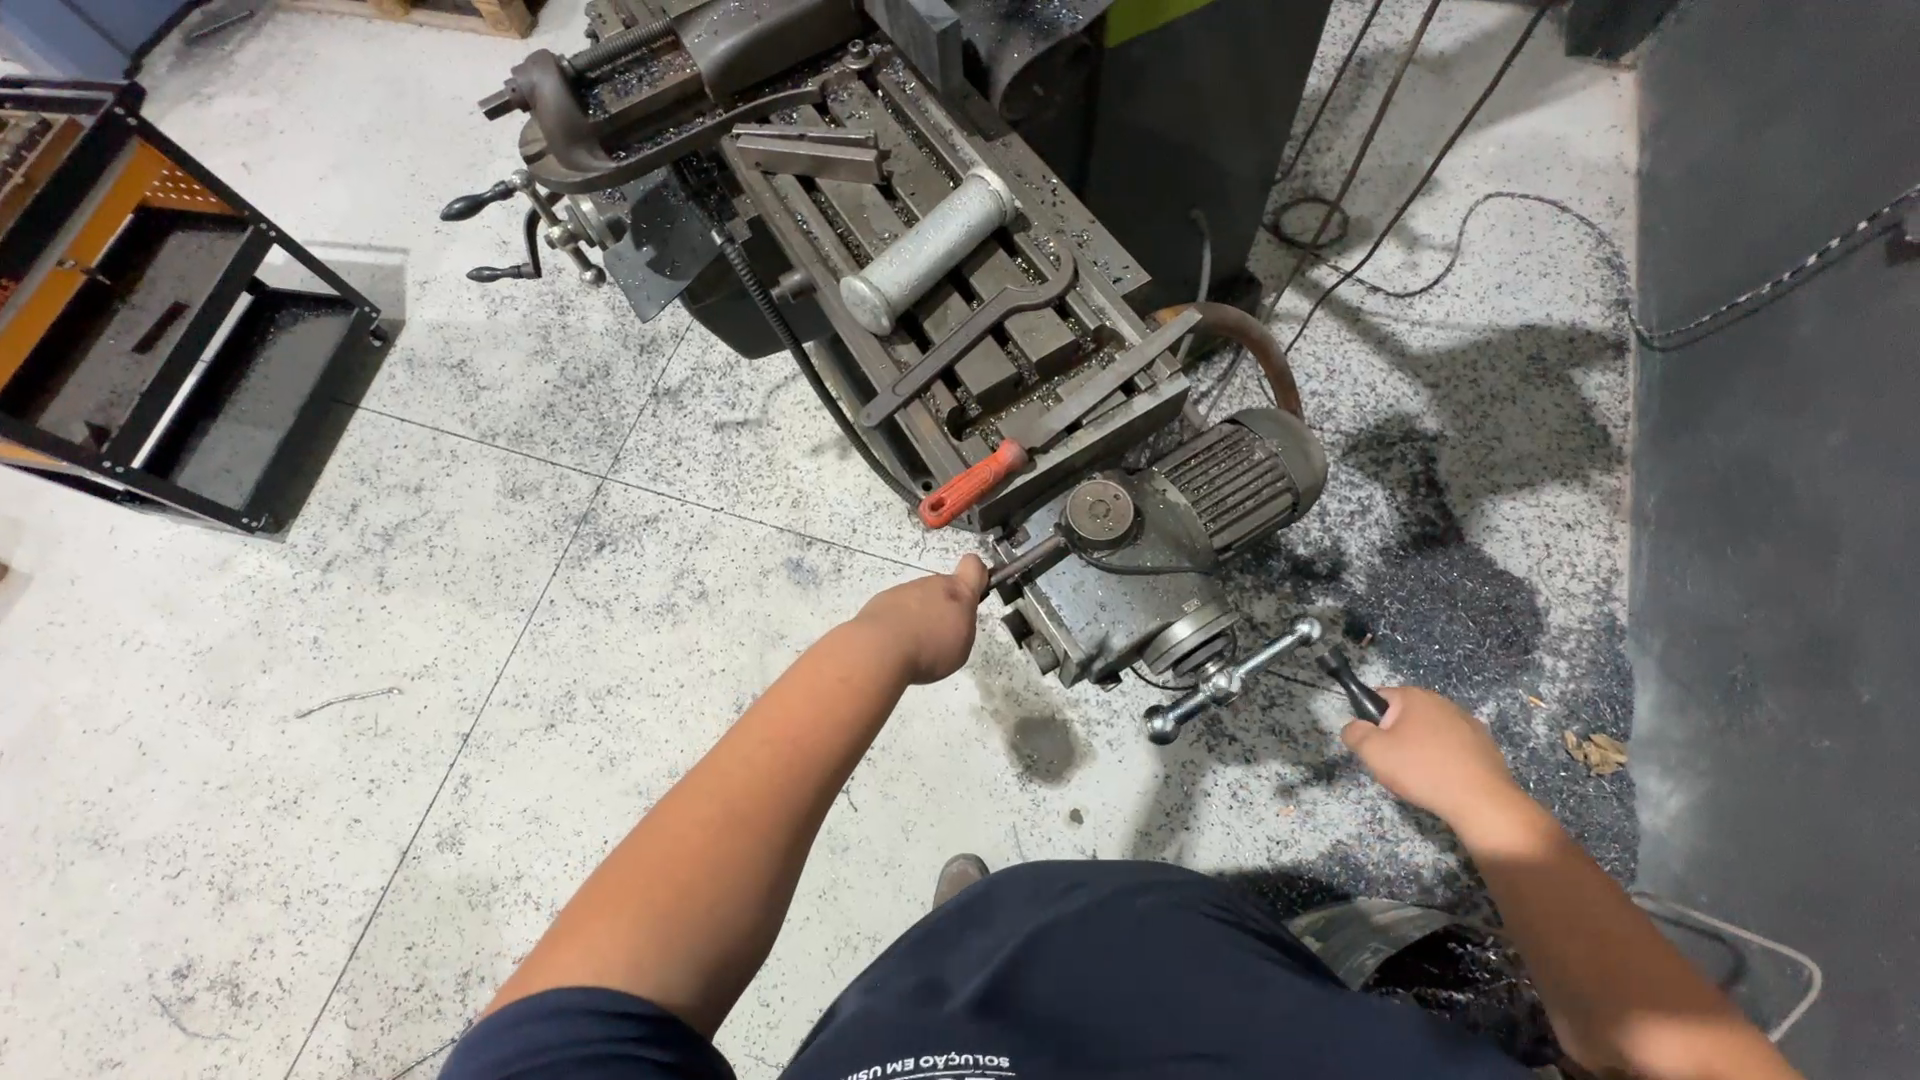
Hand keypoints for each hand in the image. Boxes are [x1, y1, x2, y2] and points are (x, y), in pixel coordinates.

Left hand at [851, 555, 987, 684]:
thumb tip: (953, 619)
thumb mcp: (961, 645)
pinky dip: (897, 623)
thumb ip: (962, 625)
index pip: (974, 566)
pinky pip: (897, 609)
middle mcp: (932, 584)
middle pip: (943, 588)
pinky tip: (893, 644)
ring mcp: (905, 590)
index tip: (974, 592)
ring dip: (918, 617)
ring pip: (918, 599)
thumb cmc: (930, 650)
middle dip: (942, 607)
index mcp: (958, 593)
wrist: (880, 649)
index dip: (978, 574)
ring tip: (912, 646)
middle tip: (937, 636)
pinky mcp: (882, 600)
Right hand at [1341, 686, 1526, 827]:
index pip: (1378, 698)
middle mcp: (1441, 701)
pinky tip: (1444, 780)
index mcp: (1414, 696)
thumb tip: (1353, 727)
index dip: (1370, 722)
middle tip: (1394, 764)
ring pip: (1429, 732)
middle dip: (1396, 737)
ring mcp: (1467, 722)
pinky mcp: (1485, 744)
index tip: (1375, 747)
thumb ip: (1354, 733)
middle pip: (1404, 716)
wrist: (1481, 801)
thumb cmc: (1422, 770)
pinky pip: (1452, 747)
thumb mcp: (1372, 752)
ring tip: (1421, 776)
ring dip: (1421, 748)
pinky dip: (1444, 759)